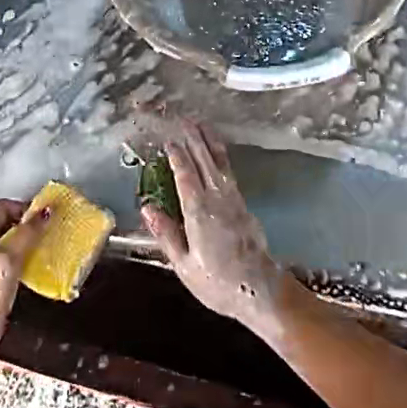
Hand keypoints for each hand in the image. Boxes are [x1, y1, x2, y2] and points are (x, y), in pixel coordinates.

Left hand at [0, 198, 49, 361]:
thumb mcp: (10, 260)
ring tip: (41, 246)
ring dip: (23, 242)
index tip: (41, 214)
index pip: (1, 208)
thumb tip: (44, 211)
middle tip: (44, 228)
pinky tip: (29, 267)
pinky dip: (19, 259)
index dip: (22, 207)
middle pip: (3, 224)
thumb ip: (27, 234)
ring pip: (4, 243)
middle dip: (25, 224)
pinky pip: (5, 261)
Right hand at [141, 120, 290, 337]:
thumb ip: (166, 233)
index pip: (186, 175)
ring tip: (201, 124)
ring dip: (208, 141)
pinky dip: (220, 155)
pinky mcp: (242, 202)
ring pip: (219, 161)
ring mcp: (233, 198)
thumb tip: (148, 207)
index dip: (177, 156)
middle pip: (204, 160)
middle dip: (193, 138)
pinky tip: (217, 151)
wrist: (258, 288)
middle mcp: (217, 198)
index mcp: (199, 212)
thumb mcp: (184, 264)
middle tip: (183, 119)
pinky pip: (228, 170)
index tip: (168, 140)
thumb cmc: (217, 282)